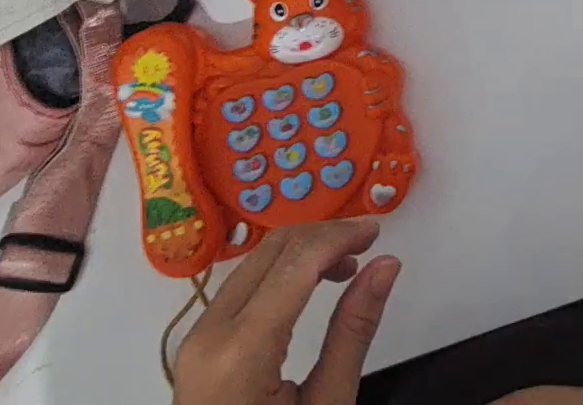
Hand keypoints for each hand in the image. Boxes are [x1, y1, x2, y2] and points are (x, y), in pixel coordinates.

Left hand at [172, 220, 401, 404]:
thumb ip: (354, 331)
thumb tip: (386, 266)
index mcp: (240, 352)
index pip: (295, 263)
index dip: (339, 236)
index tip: (377, 231)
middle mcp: (209, 332)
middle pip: (272, 250)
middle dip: (324, 235)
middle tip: (367, 242)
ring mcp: (196, 336)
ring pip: (255, 260)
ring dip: (304, 249)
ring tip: (347, 265)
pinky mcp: (197, 342)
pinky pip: (243, 283)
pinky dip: (283, 270)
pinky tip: (312, 283)